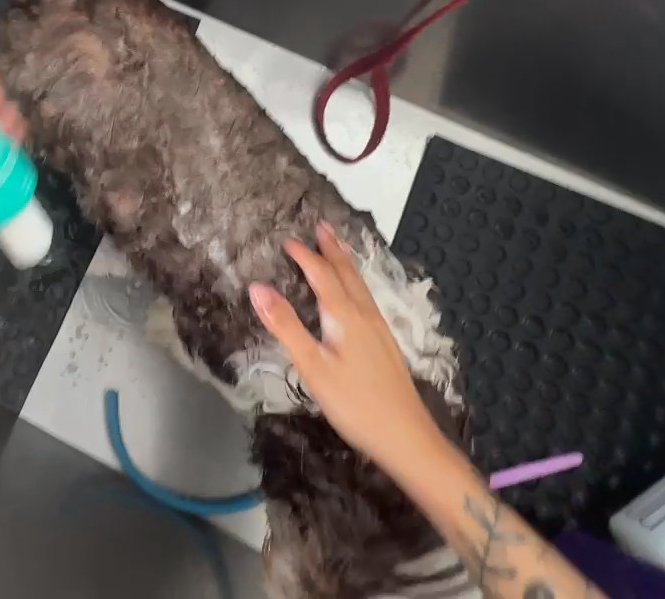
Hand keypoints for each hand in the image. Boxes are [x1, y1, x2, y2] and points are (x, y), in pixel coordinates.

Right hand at [249, 224, 446, 469]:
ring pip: (360, 286)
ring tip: (339, 246)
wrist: (407, 439)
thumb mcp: (312, 366)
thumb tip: (257, 287)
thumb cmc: (354, 403)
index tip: (287, 240)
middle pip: (347, 274)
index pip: (322, 276)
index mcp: (345, 316)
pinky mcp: (385, 345)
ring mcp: (379, 330)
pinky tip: (356, 294)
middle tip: (321, 225)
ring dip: (346, 263)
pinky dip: (356, 282)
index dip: (305, 256)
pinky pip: (367, 299)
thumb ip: (285, 326)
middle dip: (333, 249)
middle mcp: (364, 316)